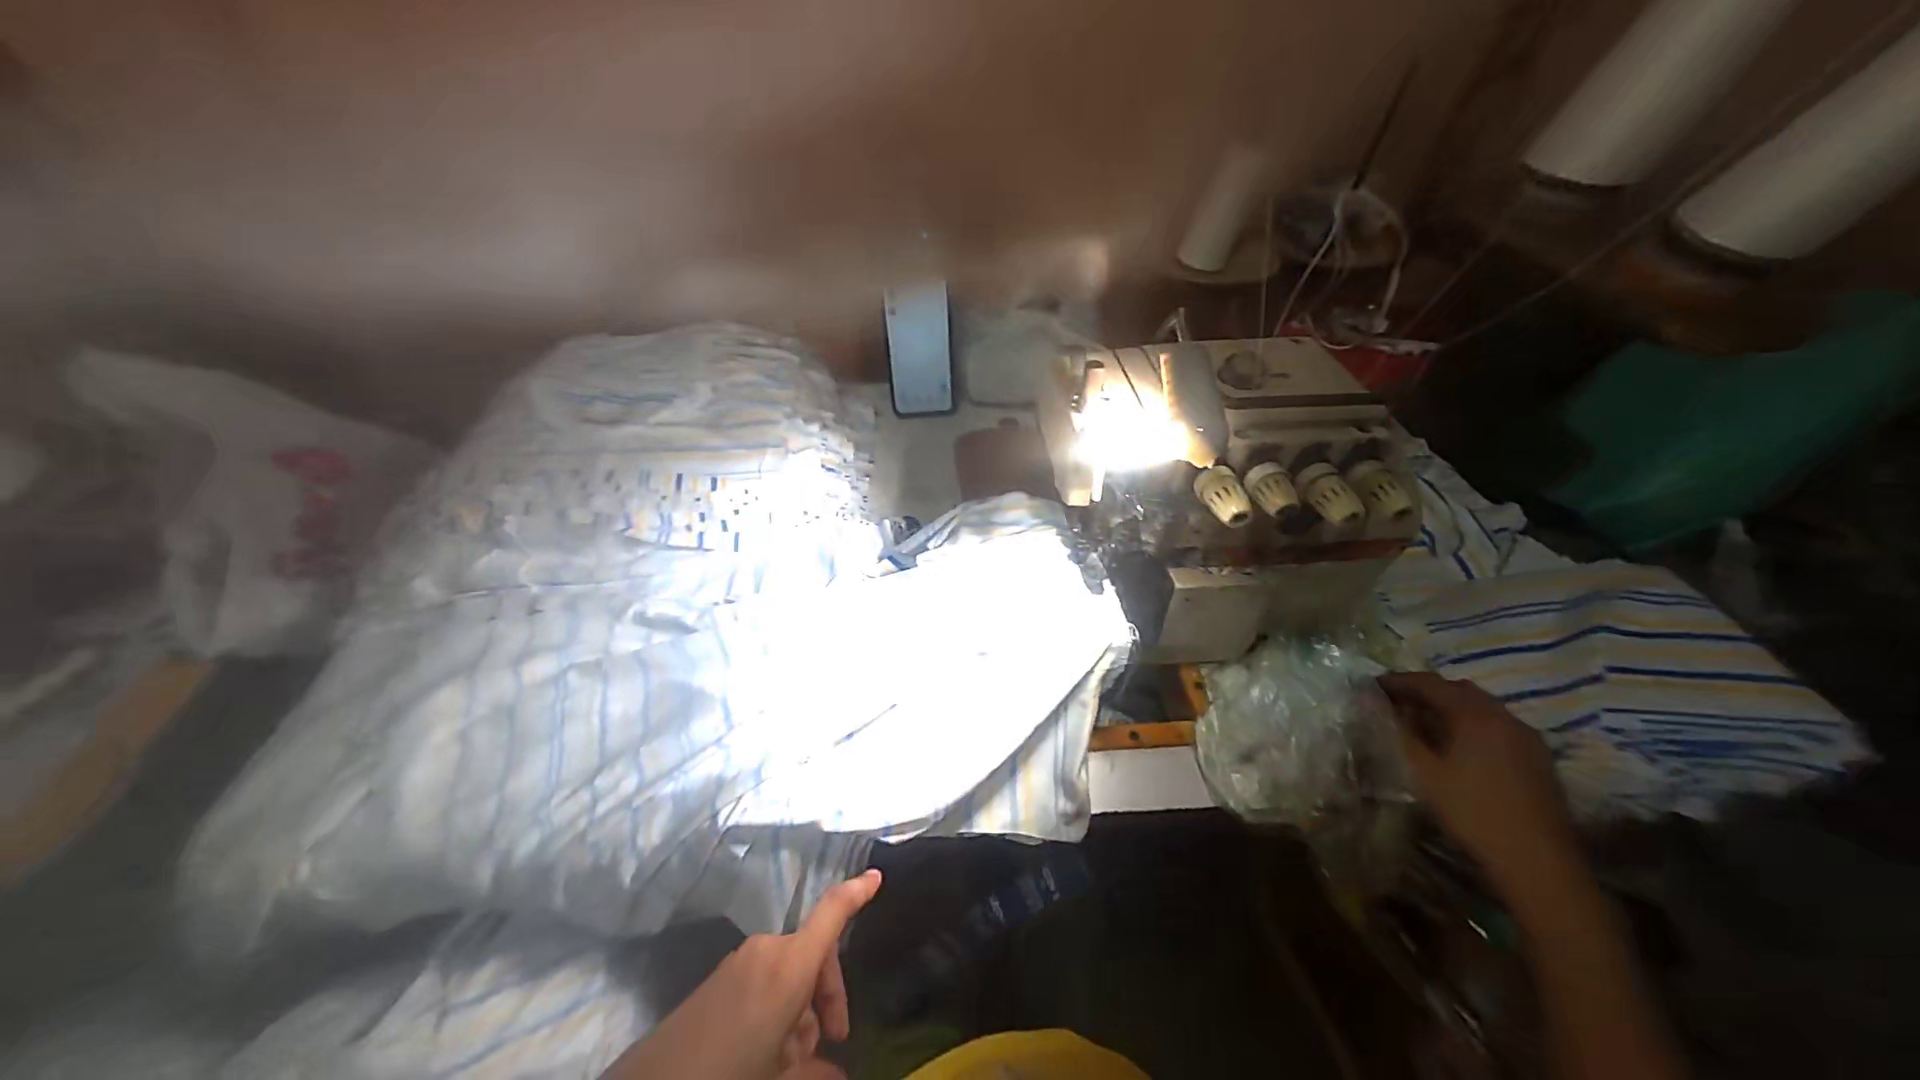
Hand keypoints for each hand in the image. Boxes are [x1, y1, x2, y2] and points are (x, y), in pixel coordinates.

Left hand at [602, 869, 883, 1079]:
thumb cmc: (729, 1072)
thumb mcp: (781, 1074)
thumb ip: (816, 1068)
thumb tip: (837, 1074)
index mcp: (788, 965)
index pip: (831, 914)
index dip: (856, 893)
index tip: (877, 876)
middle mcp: (766, 951)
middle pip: (814, 956)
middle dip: (827, 996)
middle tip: (832, 1042)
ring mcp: (739, 963)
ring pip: (789, 974)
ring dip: (800, 1012)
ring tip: (789, 1060)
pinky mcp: (718, 979)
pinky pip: (763, 982)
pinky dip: (776, 1009)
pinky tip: (766, 1052)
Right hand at [1377, 672, 1579, 897]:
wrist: (1538, 862)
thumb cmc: (1473, 812)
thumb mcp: (1425, 773)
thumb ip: (1398, 732)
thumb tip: (1370, 702)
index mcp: (1476, 716)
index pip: (1431, 683)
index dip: (1399, 681)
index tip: (1372, 685)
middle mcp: (1505, 717)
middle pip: (1460, 690)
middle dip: (1426, 691)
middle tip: (1397, 703)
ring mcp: (1527, 737)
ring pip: (1482, 707)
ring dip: (1450, 707)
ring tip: (1424, 724)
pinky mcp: (1538, 758)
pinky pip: (1498, 726)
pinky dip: (1472, 724)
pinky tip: (1459, 747)